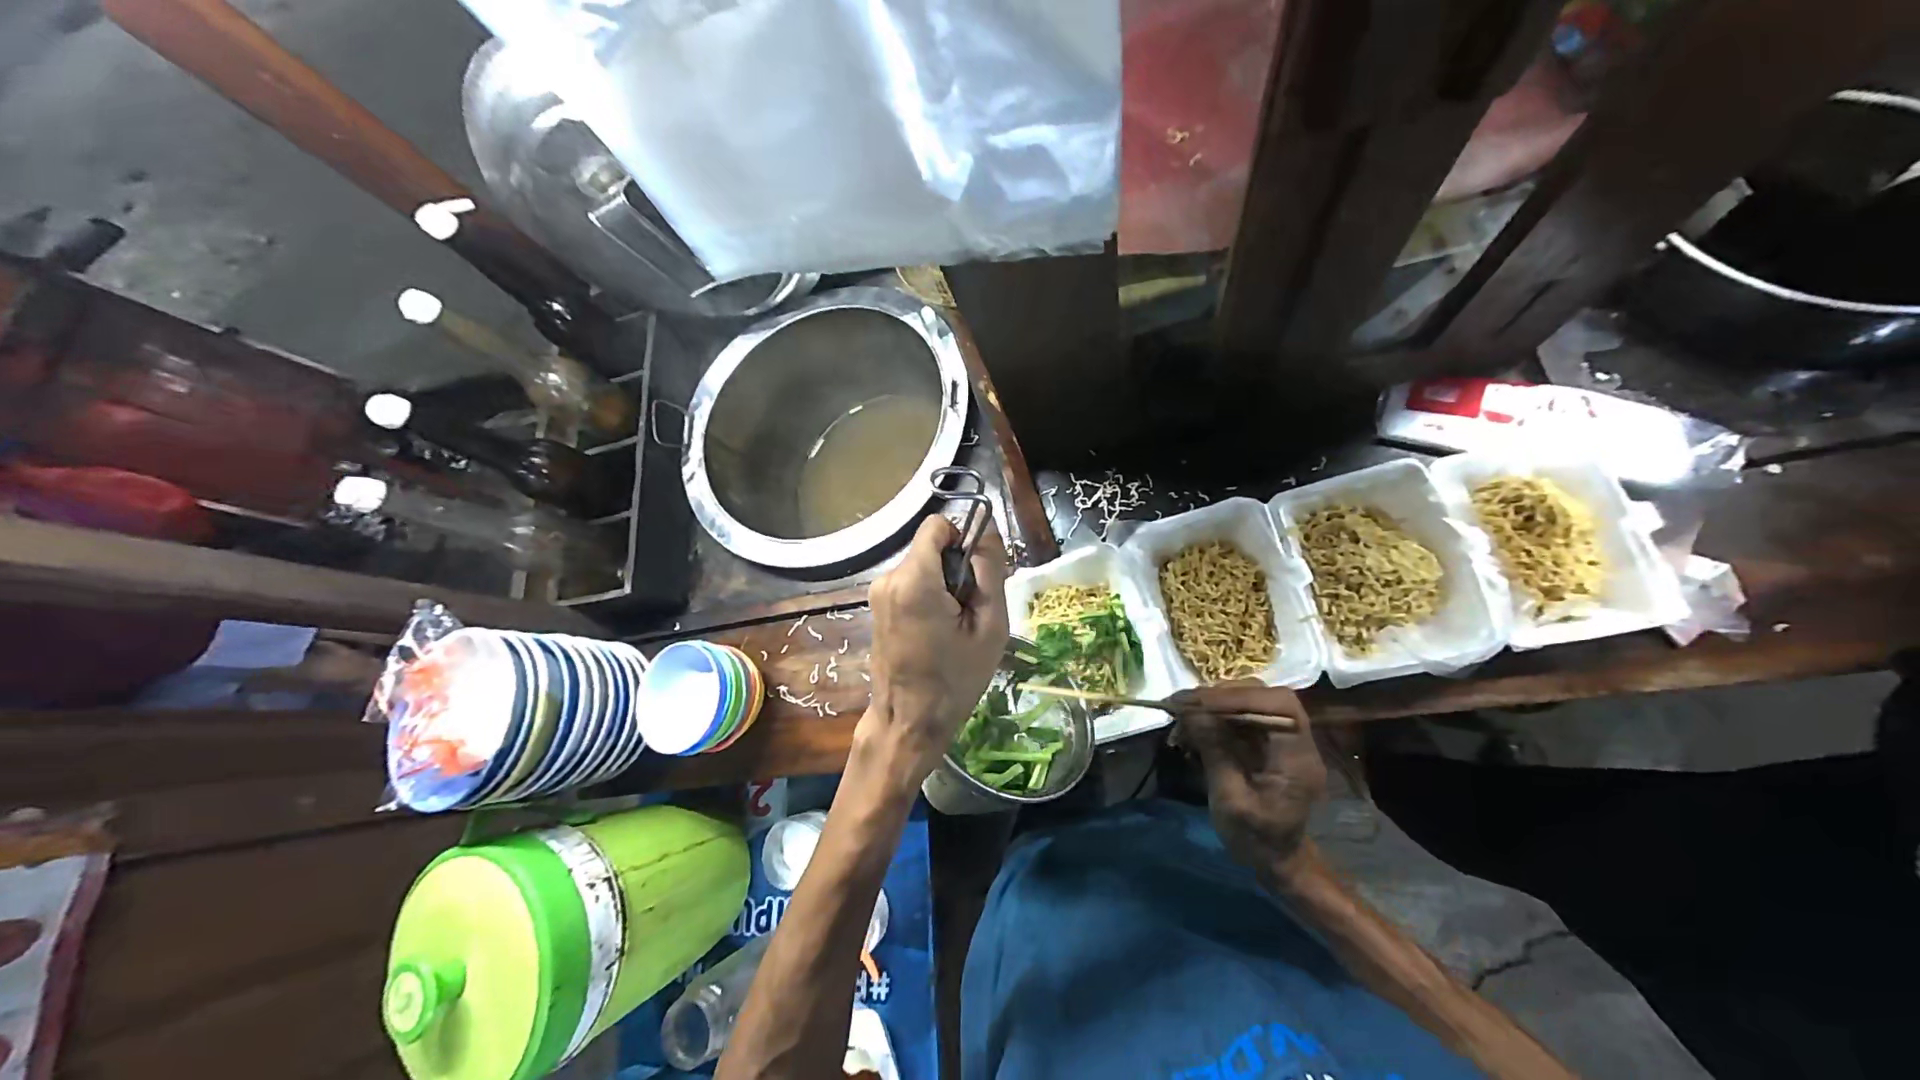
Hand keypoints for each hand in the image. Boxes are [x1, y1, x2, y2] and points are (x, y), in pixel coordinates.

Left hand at [856, 513, 1009, 797]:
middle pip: (932, 547)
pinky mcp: (877, 607)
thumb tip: (987, 533)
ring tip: (956, 628)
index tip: (977, 575)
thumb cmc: (955, 679)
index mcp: (914, 579)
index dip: (964, 540)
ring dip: (945, 586)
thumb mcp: (990, 626)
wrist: (909, 722)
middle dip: (957, 569)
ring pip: (924, 566)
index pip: (938, 524)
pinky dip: (930, 597)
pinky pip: (912, 584)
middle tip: (971, 612)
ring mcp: (878, 593)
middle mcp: (888, 578)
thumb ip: (990, 571)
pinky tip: (938, 632)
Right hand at [1168, 681, 1325, 878]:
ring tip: (1183, 714)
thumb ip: (1215, 752)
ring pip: (1251, 701)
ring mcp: (1283, 739)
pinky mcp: (1267, 742)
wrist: (1275, 861)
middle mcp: (1297, 740)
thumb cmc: (1256, 840)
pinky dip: (1216, 715)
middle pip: (1264, 696)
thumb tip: (1192, 712)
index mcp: (1297, 758)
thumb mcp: (1230, 801)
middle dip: (1222, 696)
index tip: (1198, 702)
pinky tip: (1193, 725)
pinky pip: (1243, 715)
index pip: (1279, 706)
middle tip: (1183, 705)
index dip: (1239, 696)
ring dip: (1215, 703)